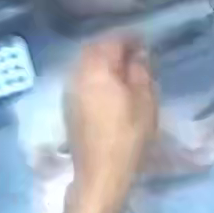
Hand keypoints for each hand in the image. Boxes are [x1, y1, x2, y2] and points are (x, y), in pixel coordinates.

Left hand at [64, 35, 157, 212]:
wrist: (100, 174)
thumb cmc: (128, 136)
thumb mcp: (145, 100)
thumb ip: (140, 71)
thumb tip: (136, 55)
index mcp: (96, 69)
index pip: (111, 41)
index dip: (129, 39)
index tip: (144, 43)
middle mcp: (77, 76)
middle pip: (93, 50)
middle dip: (113, 48)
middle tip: (134, 54)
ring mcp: (69, 92)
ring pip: (85, 65)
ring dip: (102, 63)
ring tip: (124, 71)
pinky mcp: (68, 108)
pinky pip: (81, 81)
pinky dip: (95, 77)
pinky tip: (109, 88)